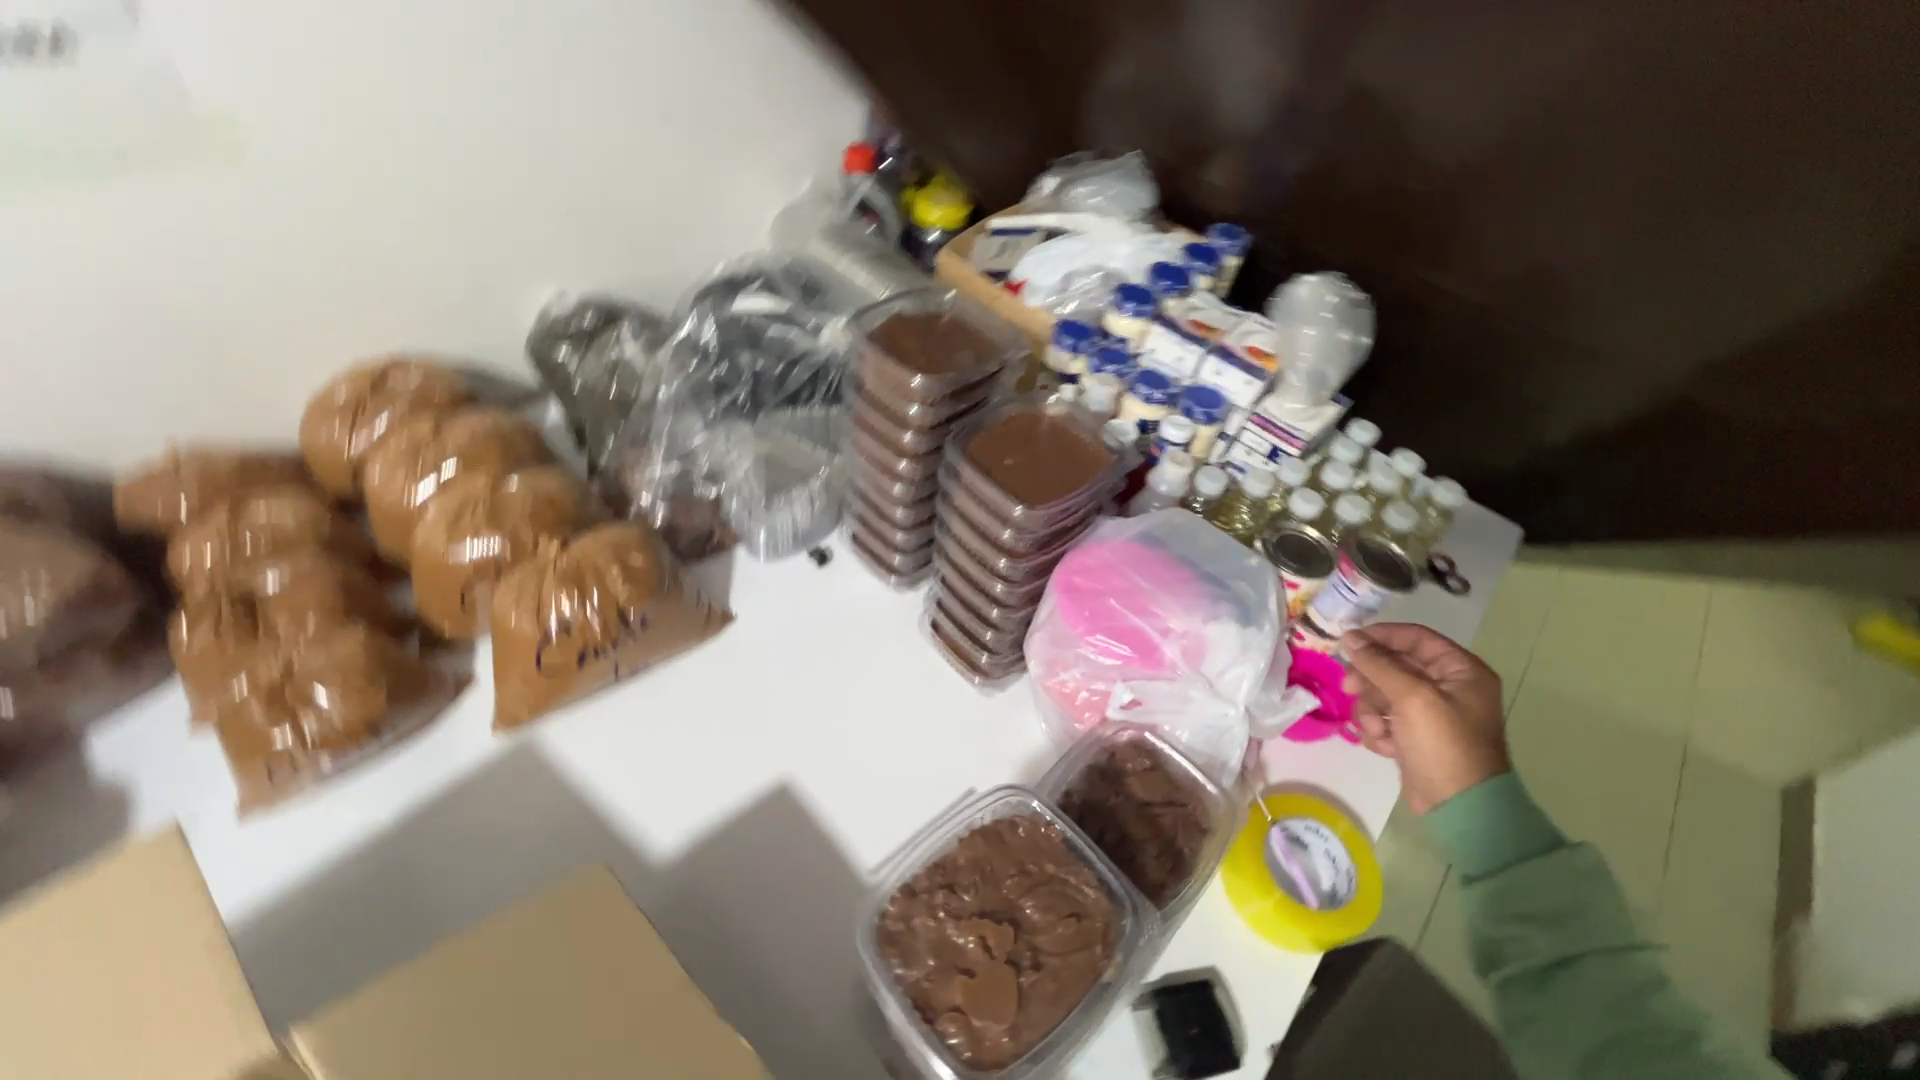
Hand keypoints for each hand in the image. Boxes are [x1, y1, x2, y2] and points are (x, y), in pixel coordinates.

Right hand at [1340, 623, 1510, 814]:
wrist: (1458, 806)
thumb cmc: (1442, 744)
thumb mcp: (1411, 697)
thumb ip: (1378, 663)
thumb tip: (1349, 636)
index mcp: (1461, 671)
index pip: (1415, 637)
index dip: (1380, 637)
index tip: (1348, 644)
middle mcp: (1448, 687)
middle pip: (1394, 666)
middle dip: (1370, 681)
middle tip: (1348, 689)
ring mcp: (1431, 713)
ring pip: (1384, 694)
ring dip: (1372, 711)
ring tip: (1377, 730)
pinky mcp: (1415, 736)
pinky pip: (1385, 719)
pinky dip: (1379, 731)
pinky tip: (1386, 746)